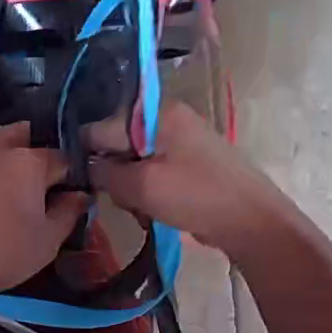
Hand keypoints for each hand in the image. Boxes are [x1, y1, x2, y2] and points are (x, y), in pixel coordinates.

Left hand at [0, 118, 90, 308]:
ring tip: (1, 174)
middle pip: (27, 137)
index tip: (65, 196)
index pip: (61, 159)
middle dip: (36, 156)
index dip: (67, 177)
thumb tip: (81, 194)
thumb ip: (69, 213)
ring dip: (2, 146)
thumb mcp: (47, 243)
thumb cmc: (0, 258)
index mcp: (31, 164)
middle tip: (33, 189)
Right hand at [84, 101, 299, 257]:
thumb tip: (87, 168)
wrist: (250, 220)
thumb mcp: (141, 186)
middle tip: (123, 199)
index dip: (85, 155)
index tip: (81, 183)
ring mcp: (179, 141)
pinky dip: (147, 193)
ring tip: (142, 209)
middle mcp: (167, 119)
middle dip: (113, 175)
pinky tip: (154, 210)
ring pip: (133, 164)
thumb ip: (105, 174)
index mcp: (156, 113)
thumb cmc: (195, 196)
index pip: (101, 128)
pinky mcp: (187, 163)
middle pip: (117, 145)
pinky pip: (151, 174)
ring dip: (130, 189)